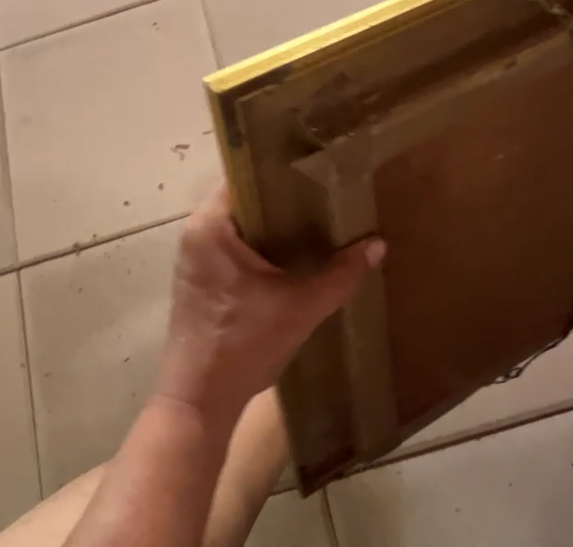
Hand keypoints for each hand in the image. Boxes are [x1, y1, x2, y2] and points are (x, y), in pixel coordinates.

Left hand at [155, 190, 384, 421]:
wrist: (201, 402)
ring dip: (272, 226)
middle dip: (282, 199)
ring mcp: (195, 259)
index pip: (245, 176)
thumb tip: (377, 244)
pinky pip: (232, 248)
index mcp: (211, 226)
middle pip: (244, 200)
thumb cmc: (244, 346)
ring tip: (315, 220)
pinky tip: (292, 257)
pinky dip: (260, 247)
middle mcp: (196, 234)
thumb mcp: (300, 308)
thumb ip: (340, 275)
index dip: (279, 170)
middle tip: (324, 193)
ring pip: (239, 226)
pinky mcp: (200, 281)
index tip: (314, 169)